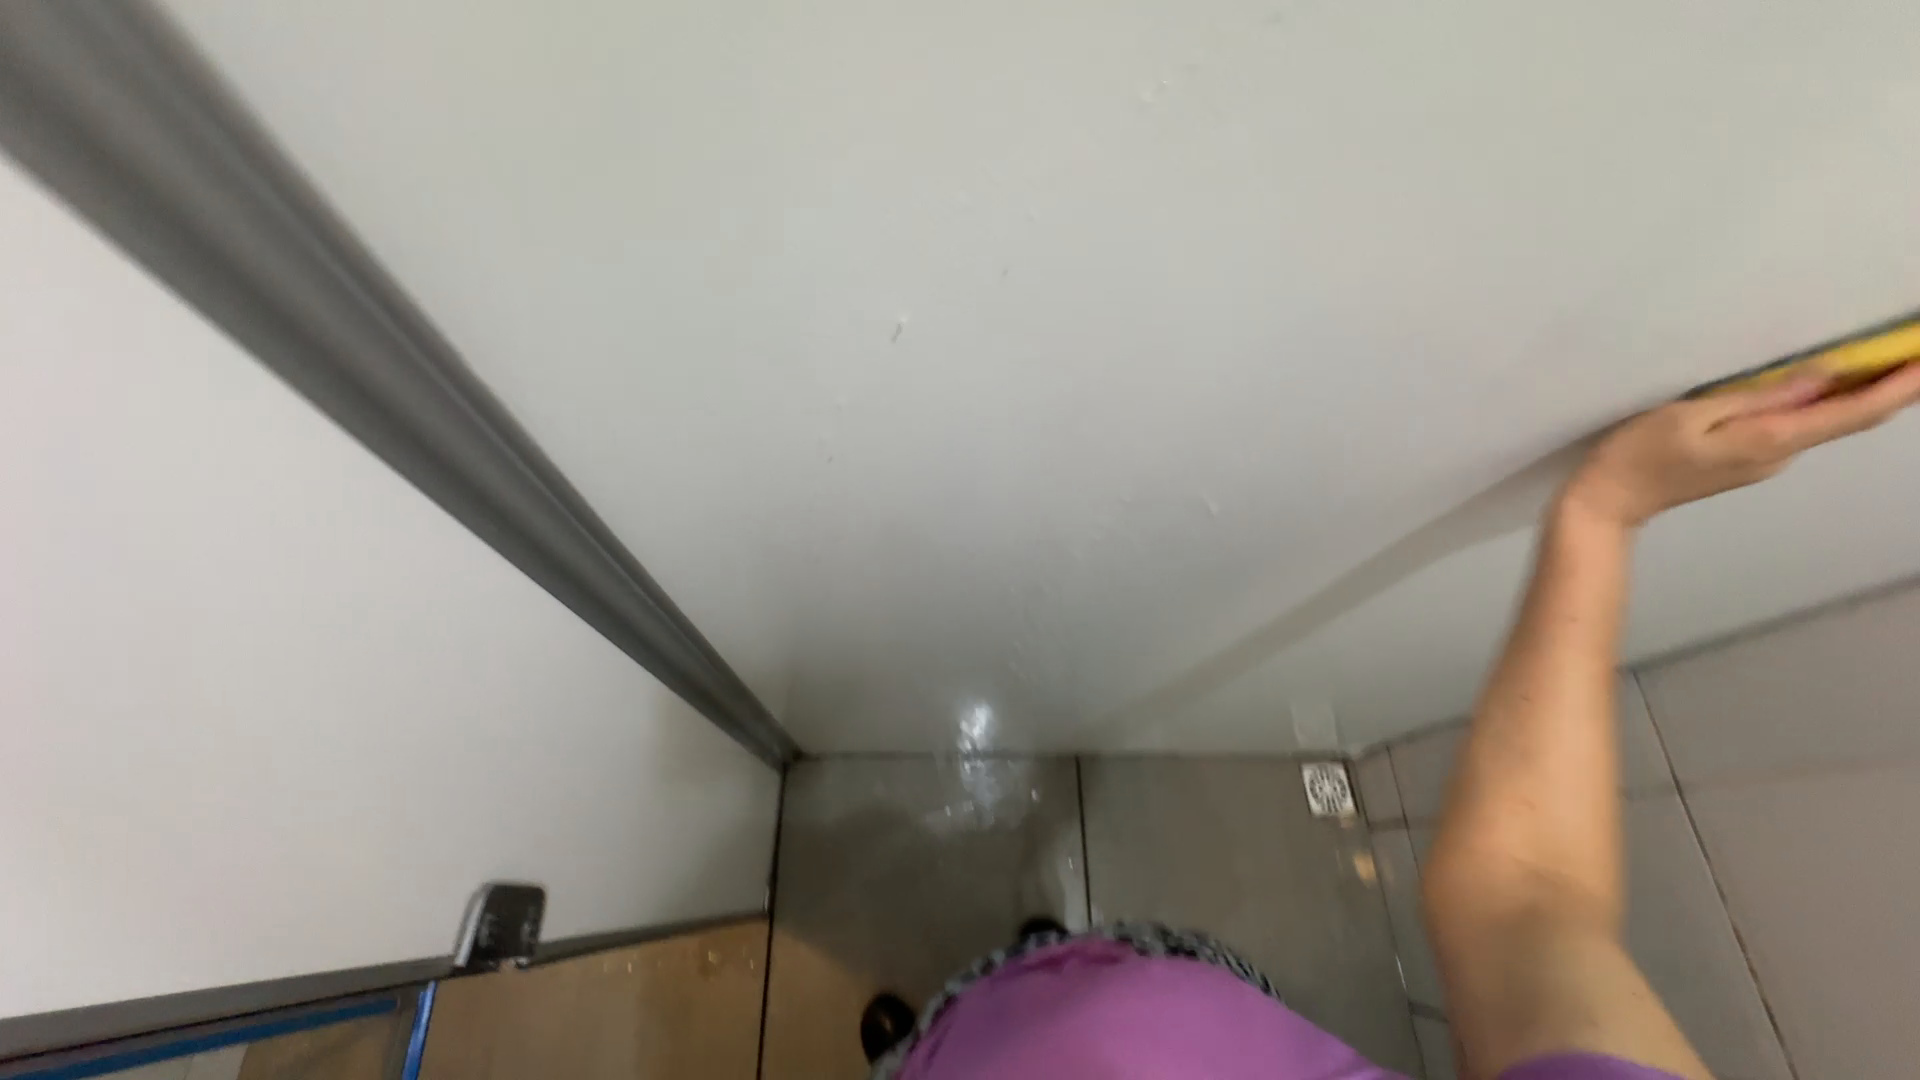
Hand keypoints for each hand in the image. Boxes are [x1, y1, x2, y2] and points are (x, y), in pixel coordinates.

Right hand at [1564, 361, 1919, 528]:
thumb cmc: (1635, 455)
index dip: (1902, 385)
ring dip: (1852, 394)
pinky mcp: (1745, 464)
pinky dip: (1816, 407)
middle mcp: (1780, 455)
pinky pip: (1795, 431)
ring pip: (1822, 424)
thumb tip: (1819, 379)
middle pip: (1848, 418)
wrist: (1605, 503)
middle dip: (1888, 386)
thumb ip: (1754, 398)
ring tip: (1873, 359)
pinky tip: (1814, 388)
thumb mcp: (1686, 416)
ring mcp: (1764, 464)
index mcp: (1769, 441)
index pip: (1856, 411)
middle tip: (1910, 350)